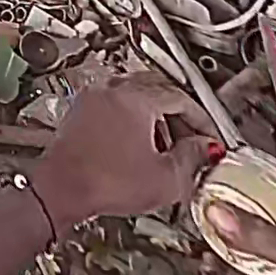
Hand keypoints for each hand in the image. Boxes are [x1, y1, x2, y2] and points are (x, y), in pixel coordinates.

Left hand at [29, 72, 221, 229]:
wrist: (64, 186)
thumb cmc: (107, 181)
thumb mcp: (167, 177)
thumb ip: (193, 156)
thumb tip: (207, 147)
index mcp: (133, 98)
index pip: (178, 97)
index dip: (201, 119)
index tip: (212, 138)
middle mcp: (110, 89)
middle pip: (155, 88)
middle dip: (179, 114)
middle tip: (194, 139)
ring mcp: (92, 96)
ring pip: (134, 93)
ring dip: (156, 115)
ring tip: (168, 146)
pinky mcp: (81, 108)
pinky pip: (115, 102)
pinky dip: (133, 116)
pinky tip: (140, 144)